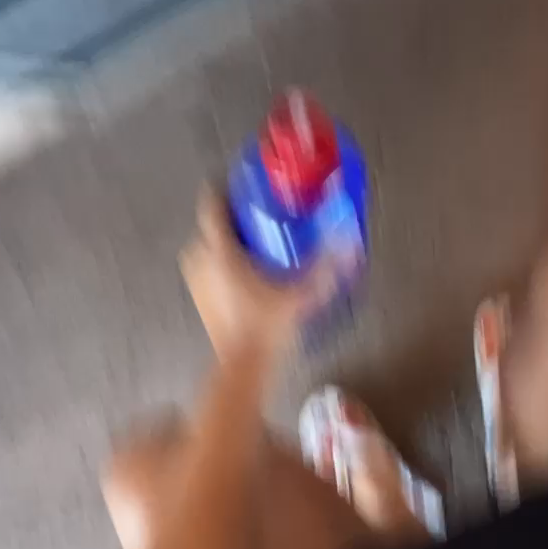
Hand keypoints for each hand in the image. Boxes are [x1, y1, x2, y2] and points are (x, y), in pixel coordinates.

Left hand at [181, 188, 339, 363]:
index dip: (222, 189)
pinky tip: (242, 273)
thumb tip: (351, 241)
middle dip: (227, 219)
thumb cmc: (265, 328)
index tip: (236, 182)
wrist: (243, 366)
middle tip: (252, 217)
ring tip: (248, 245)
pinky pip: (205, 270)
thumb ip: (326, 266)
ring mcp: (197, 283)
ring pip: (204, 250)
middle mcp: (202, 263)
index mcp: (220, 252)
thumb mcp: (300, 294)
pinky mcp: (200, 300)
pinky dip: (218, 265)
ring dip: (221, 243)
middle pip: (208, 227)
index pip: (211, 206)